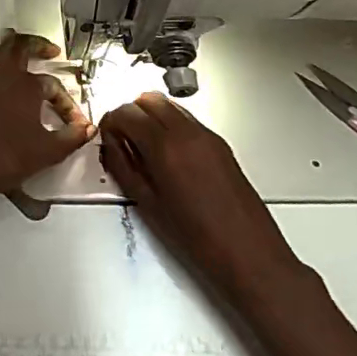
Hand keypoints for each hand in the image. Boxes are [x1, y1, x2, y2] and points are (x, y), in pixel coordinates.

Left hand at [0, 33, 94, 211]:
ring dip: (4, 48)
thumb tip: (88, 127)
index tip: (74, 122)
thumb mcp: (50, 151)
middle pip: (19, 50)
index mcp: (27, 88)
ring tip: (11, 38)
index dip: (65, 101)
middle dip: (35, 45)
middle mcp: (4, 80)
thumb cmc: (12, 158)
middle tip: (49, 49)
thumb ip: (72, 137)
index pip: (52, 86)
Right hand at [99, 93, 297, 288]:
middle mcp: (189, 134)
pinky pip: (188, 121)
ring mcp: (208, 137)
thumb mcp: (148, 203)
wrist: (249, 256)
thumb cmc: (203, 240)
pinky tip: (167, 155)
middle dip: (130, 113)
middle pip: (149, 99)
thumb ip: (123, 167)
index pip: (126, 112)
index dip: (110, 121)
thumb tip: (112, 147)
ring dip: (151, 117)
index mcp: (166, 147)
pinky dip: (171, 126)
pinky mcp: (221, 145)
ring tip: (143, 147)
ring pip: (170, 105)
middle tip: (121, 136)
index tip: (107, 134)